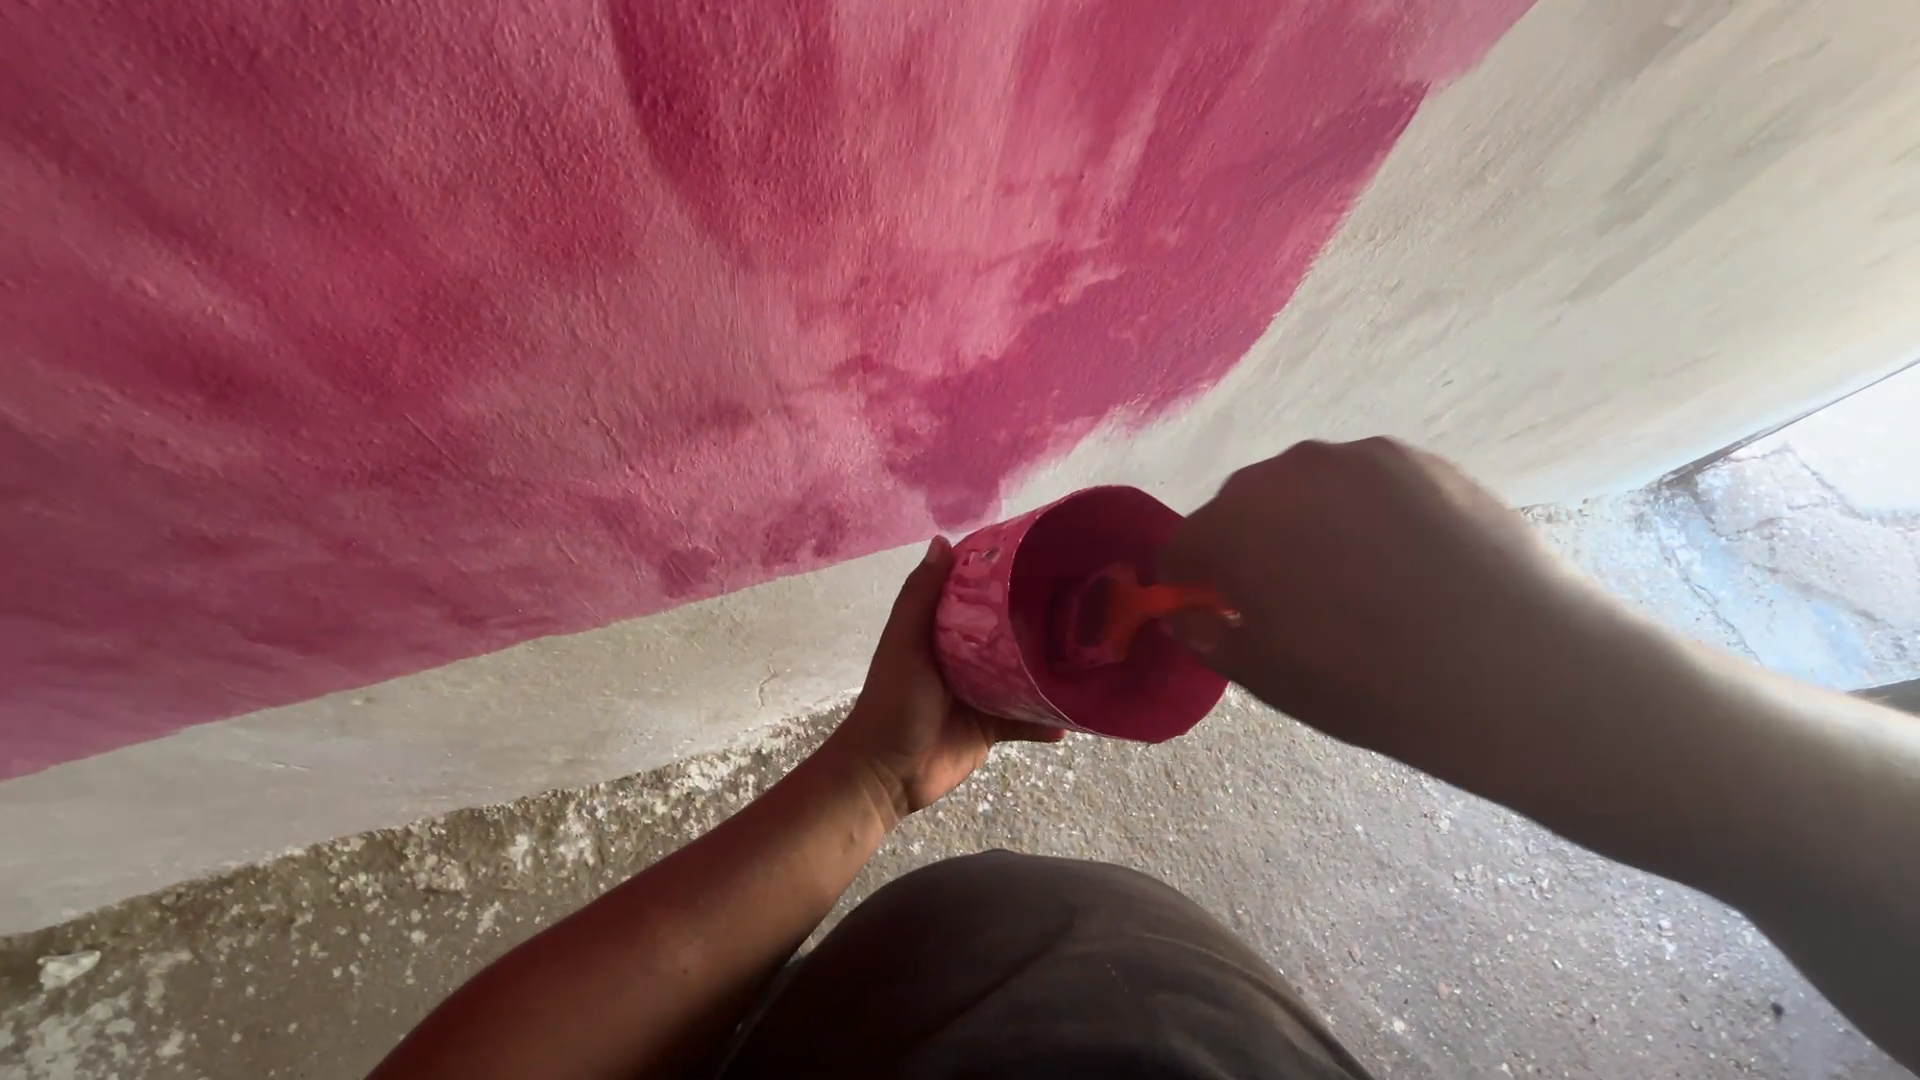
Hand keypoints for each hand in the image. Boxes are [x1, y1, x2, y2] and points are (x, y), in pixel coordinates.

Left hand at [822, 536, 1063, 827]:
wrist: (888, 774)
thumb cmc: (893, 702)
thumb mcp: (904, 643)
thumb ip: (922, 597)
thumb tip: (943, 540)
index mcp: (941, 631)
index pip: (976, 595)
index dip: (1002, 577)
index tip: (1041, 556)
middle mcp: (964, 657)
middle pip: (1007, 634)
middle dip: (1038, 624)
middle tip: (1082, 608)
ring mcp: (980, 693)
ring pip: (1022, 676)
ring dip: (1048, 672)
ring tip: (1087, 658)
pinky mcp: (991, 728)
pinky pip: (1026, 720)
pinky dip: (1047, 719)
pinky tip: (1075, 715)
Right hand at [1158, 437, 1621, 793]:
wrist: (1517, 668)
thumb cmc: (1369, 682)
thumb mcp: (1267, 676)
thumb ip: (1206, 635)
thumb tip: (1184, 612)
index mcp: (1234, 526)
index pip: (1183, 546)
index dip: (1188, 582)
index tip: (1211, 611)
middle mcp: (1284, 473)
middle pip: (1239, 508)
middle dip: (1243, 546)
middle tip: (1282, 598)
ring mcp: (1355, 457)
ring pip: (1300, 489)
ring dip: (1301, 523)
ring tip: (1347, 575)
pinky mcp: (1417, 456)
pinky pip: (1359, 481)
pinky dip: (1357, 511)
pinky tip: (1396, 557)